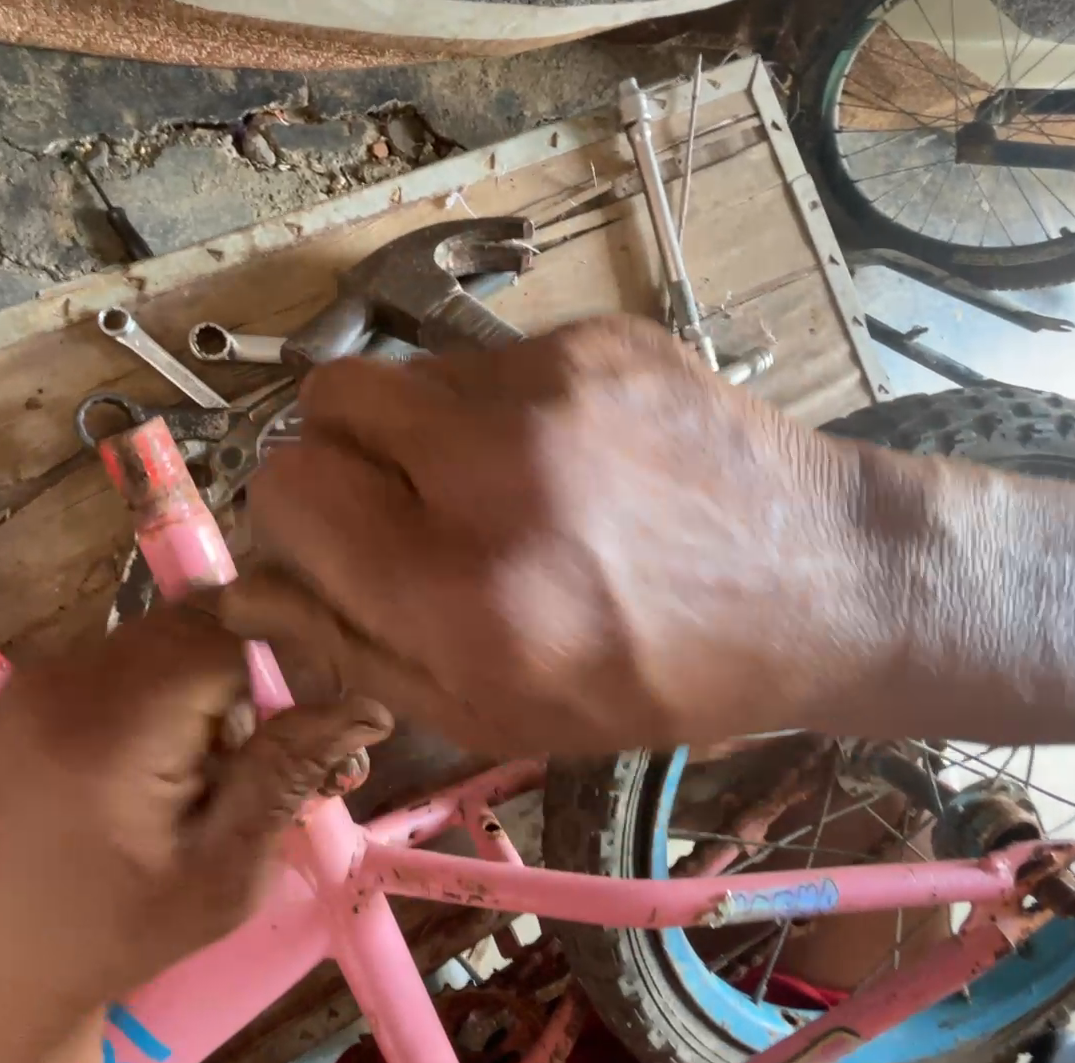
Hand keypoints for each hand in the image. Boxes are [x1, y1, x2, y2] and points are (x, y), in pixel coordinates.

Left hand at [0, 606, 390, 1062]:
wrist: (5, 960)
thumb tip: (369, 706)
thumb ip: (289, 773)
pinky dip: (180, 681)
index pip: (230, 637)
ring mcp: (46, 673)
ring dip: (220, 676)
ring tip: (226, 758)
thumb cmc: (124, 931)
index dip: (288, 663)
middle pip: (203, 623)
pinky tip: (181, 746)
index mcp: (110, 730)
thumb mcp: (224, 872)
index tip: (317, 717)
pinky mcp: (39, 679)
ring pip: (174, 630)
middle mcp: (68, 678)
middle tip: (277, 747)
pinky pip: (139, 649)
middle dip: (257, 670)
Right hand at [220, 315, 926, 755]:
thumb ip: (356, 652)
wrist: (823, 584)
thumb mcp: (496, 713)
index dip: (298, 519)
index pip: (288, 490)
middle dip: (340, 457)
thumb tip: (251, 589)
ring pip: (403, 372)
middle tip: (406, 507)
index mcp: (461, 591)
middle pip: (324, 401)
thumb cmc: (655, 678)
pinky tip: (562, 457)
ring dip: (416, 431)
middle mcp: (493, 469)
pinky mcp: (595, 338)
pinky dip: (492, 409)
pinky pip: (485, 359)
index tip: (338, 542)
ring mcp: (550, 385)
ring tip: (495, 485)